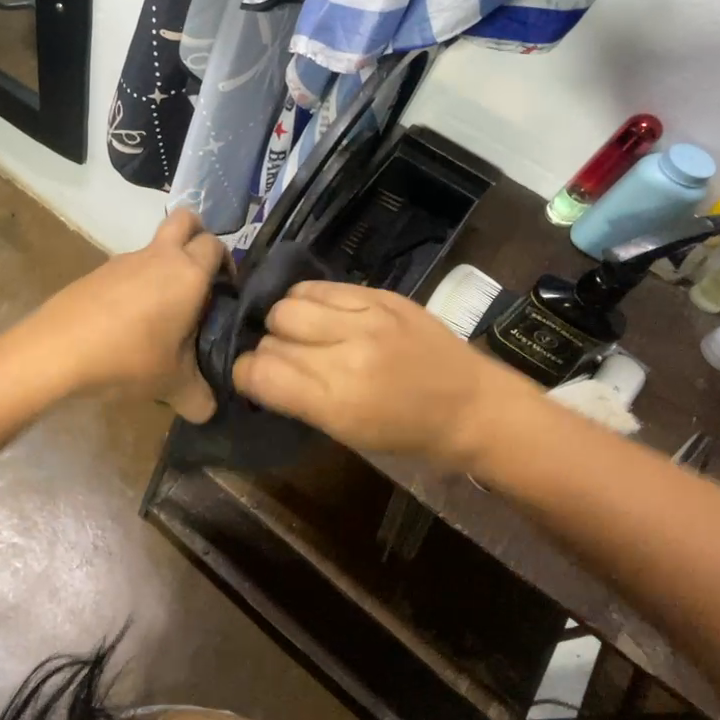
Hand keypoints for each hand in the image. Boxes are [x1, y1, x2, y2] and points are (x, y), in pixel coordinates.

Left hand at [9, 210, 223, 420]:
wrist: (57, 349)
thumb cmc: (129, 358)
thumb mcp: (172, 386)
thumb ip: (199, 397)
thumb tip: (209, 408)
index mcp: (188, 274)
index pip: (217, 245)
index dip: (226, 262)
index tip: (226, 291)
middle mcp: (159, 256)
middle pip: (186, 220)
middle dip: (197, 235)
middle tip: (200, 275)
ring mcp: (124, 260)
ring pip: (153, 247)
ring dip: (163, 266)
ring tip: (161, 314)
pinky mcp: (97, 273)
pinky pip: (127, 270)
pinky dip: (135, 285)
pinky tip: (127, 324)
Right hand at [232, 281, 537, 466]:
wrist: (474, 406)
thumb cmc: (407, 433)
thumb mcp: (346, 433)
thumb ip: (297, 400)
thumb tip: (257, 371)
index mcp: (337, 401)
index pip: (258, 372)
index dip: (245, 374)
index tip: (253, 379)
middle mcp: (347, 354)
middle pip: (271, 332)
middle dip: (267, 346)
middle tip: (285, 358)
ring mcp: (366, 318)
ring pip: (289, 302)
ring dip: (285, 319)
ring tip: (301, 332)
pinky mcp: (380, 295)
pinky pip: (319, 286)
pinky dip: (309, 300)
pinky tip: (320, 314)